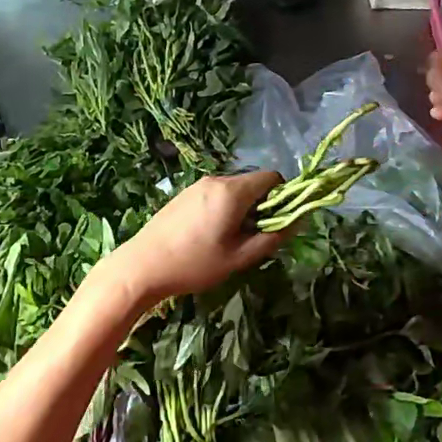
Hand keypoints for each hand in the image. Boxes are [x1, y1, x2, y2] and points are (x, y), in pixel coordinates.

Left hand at [94, 172, 288, 302]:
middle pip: (252, 183)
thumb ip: (273, 237)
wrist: (143, 264)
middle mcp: (215, 180)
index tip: (279, 222)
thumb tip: (298, 221)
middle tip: (254, 237)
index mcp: (232, 191)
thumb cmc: (195, 263)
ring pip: (233, 190)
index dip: (283, 197)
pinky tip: (210, 236)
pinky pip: (215, 195)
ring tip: (230, 240)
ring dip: (242, 209)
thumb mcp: (240, 257)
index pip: (271, 177)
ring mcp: (197, 185)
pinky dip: (224, 209)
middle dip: (261, 206)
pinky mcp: (184, 194)